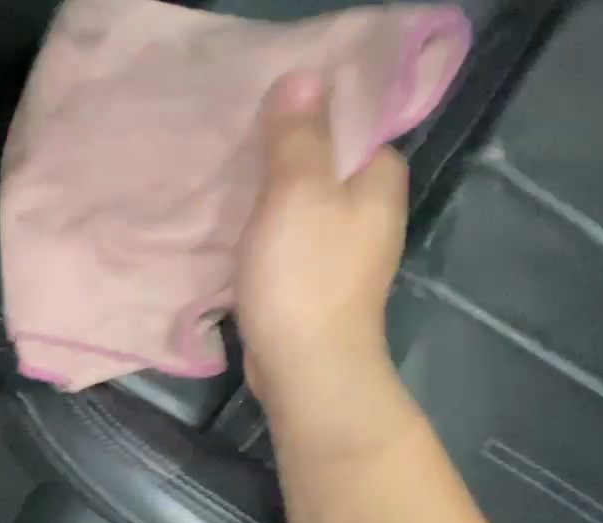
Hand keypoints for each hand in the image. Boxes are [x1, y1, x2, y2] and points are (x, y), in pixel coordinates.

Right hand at [235, 73, 409, 449]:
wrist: (307, 367)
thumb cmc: (304, 277)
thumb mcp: (297, 194)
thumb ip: (298, 137)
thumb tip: (304, 75)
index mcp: (379, 180)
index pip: (351, 127)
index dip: (309, 117)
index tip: (261, 118)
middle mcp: (370, 213)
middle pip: (323, 168)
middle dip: (281, 161)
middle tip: (231, 152)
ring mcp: (344, 254)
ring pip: (302, 210)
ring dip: (267, 204)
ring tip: (223, 192)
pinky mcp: (315, 287)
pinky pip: (288, 246)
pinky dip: (262, 239)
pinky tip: (232, 241)